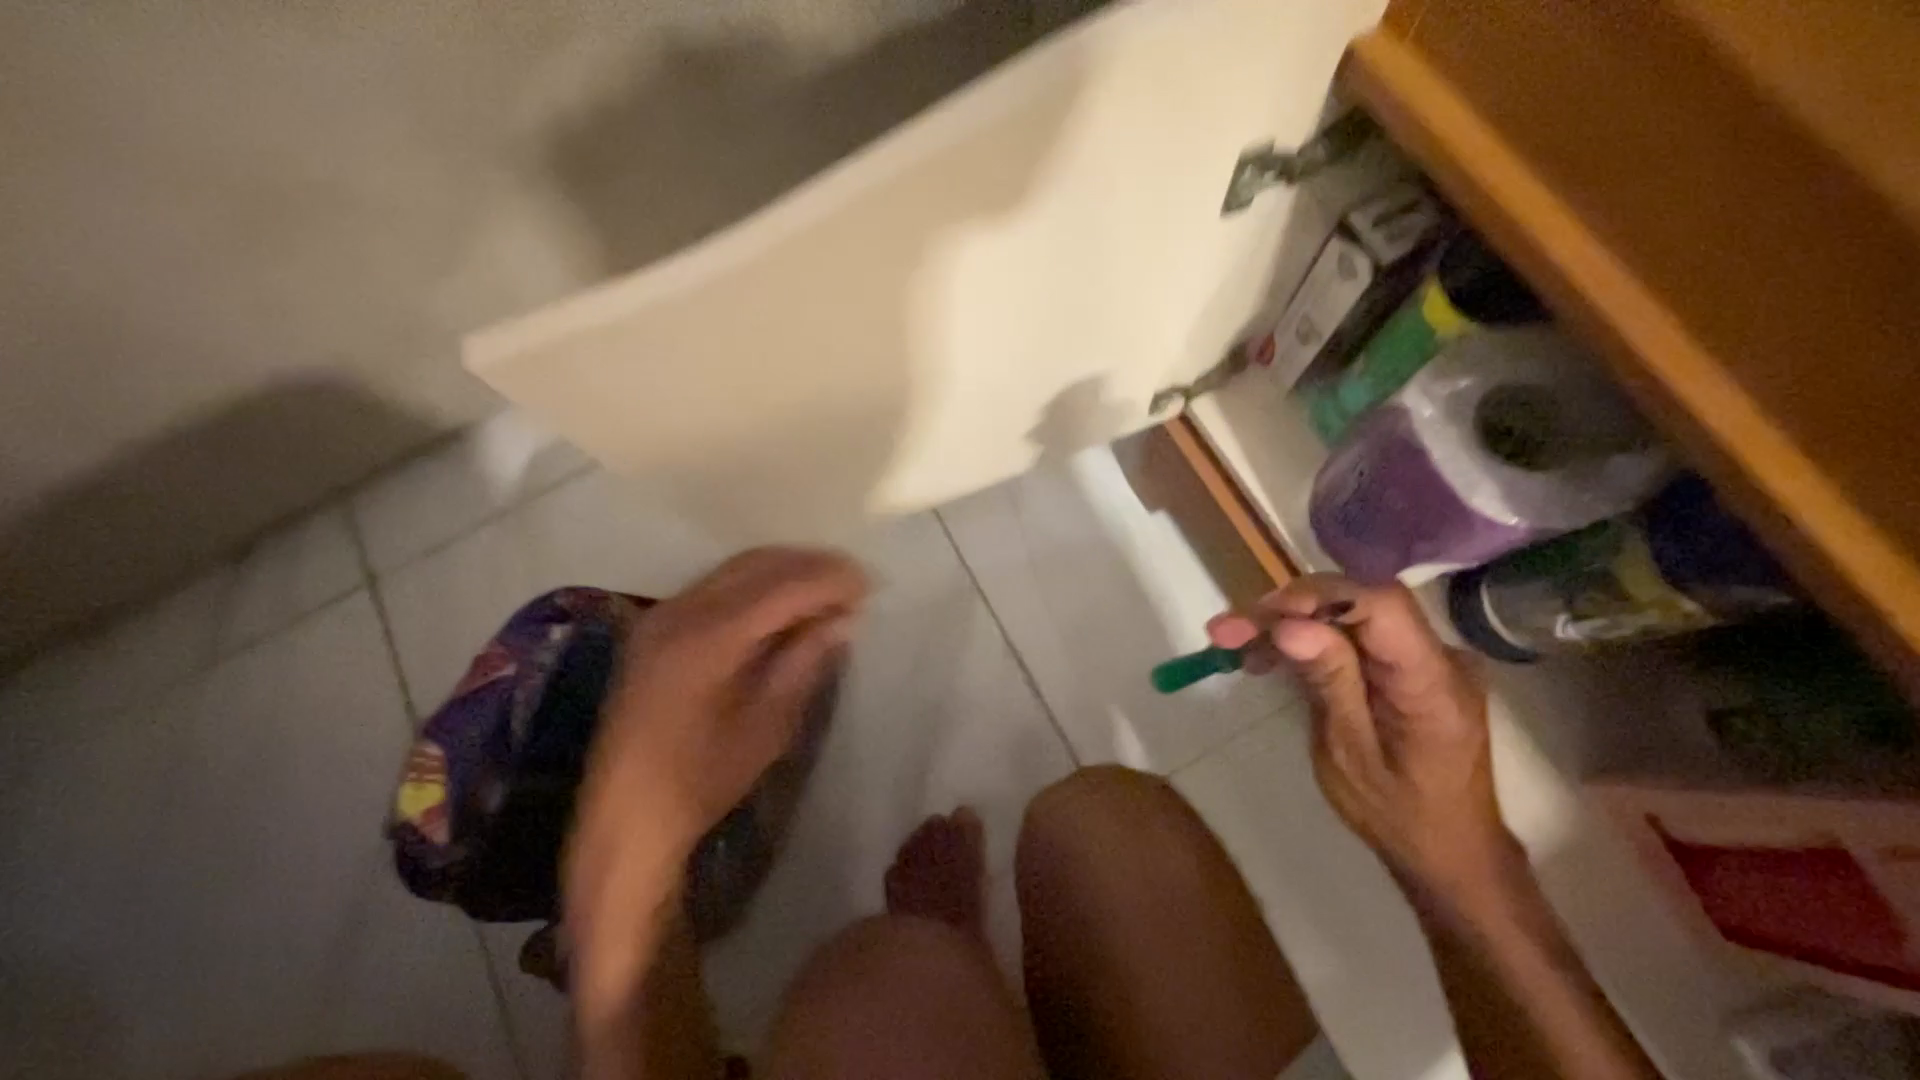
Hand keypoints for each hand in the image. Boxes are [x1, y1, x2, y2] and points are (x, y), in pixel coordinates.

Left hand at [587, 546, 868, 847]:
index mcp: (707, 639)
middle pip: (757, 564)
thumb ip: (803, 663)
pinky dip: (757, 582)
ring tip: (827, 589)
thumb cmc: (703, 780)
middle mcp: (680, 610)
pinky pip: (716, 584)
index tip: (869, 584)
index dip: (828, 580)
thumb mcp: (767, 727)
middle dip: (810, 566)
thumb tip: (842, 620)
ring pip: (735, 568)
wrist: (625, 812)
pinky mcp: (656, 625)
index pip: (781, 587)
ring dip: (785, 570)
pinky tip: (784, 602)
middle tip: (854, 583)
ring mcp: (662, 613)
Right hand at [1209, 575, 1513, 892]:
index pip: (1382, 605)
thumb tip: (1290, 626)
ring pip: (1350, 616)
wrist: (1450, 850)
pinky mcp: (1408, 665)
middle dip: (1288, 610)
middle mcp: (1440, 655)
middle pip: (1360, 603)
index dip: (1317, 597)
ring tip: (1233, 642)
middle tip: (1227, 631)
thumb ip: (1329, 682)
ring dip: (1289, 624)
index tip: (1259, 616)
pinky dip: (1309, 641)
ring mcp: (1426, 657)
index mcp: (1433, 682)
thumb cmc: (1398, 815)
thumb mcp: (1350, 754)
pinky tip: (1266, 655)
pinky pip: (1356, 636)